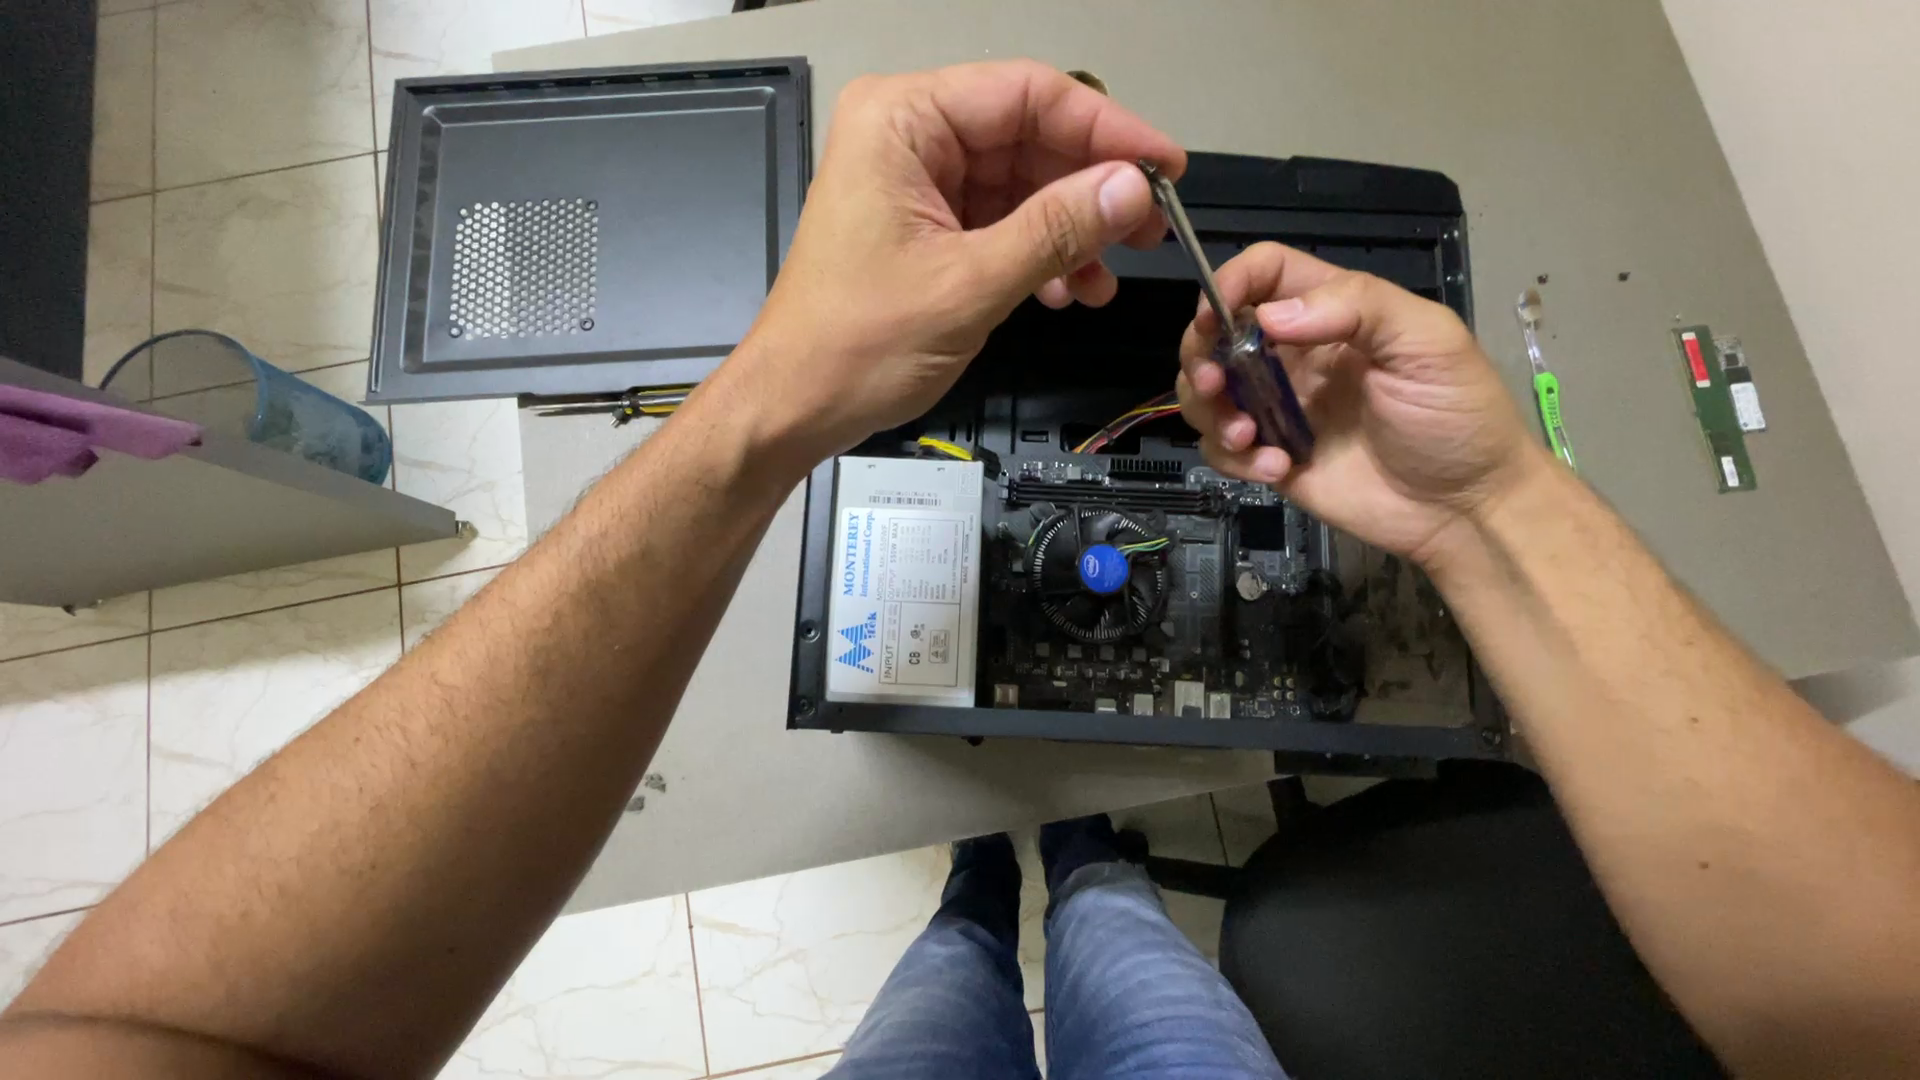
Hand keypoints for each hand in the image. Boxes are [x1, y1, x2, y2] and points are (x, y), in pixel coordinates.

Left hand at [725, 61, 1184, 456]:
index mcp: (903, 122)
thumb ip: (1054, 231)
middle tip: (1147, 228)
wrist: (797, 405)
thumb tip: (1130, 189)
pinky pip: (999, 225)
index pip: (1028, 95)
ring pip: (1020, 187)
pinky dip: (1037, 256)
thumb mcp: (968, 286)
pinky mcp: (924, 230)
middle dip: (1091, 189)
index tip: (1163, 167)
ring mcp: (916, 187)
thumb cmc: (853, 347)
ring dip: (1069, 232)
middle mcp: (908, 140)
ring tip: (1104, 277)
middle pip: (1028, 139)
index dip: (1106, 129)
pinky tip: (1063, 291)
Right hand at [1176, 242, 1541, 565]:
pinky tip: (1277, 469)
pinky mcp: (1268, 457)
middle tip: (1214, 384)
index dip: (1231, 282)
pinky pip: (1220, 450)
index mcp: (1330, 315)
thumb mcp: (1428, 343)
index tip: (1214, 316)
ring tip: (1249, 437)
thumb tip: (1267, 316)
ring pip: (1205, 394)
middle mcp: (1292, 357)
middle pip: (1215, 335)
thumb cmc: (1457, 416)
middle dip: (1199, 355)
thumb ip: (1357, 308)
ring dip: (1210, 412)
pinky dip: (1233, 459)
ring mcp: (1276, 409)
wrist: (1462, 508)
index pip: (1265, 274)